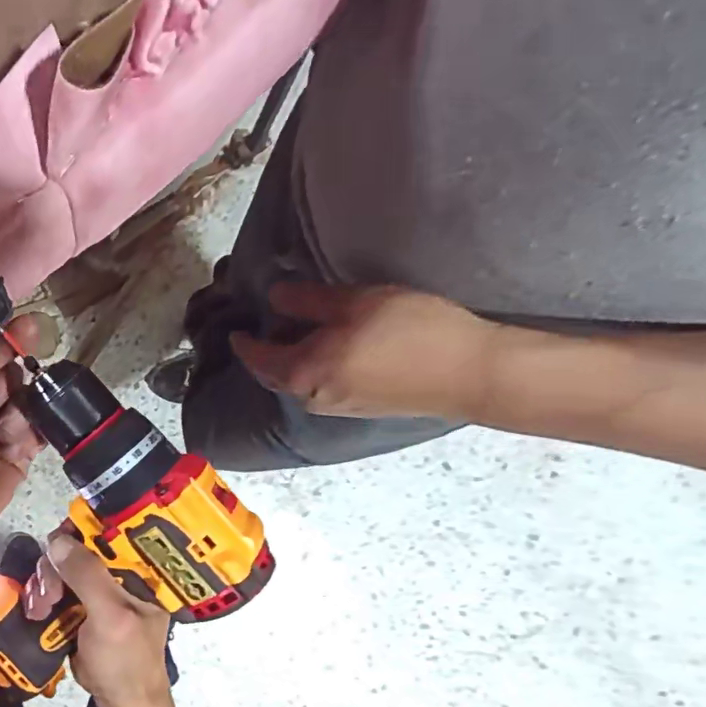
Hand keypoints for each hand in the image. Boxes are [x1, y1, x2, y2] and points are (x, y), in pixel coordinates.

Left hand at [0, 321, 43, 549]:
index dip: (0, 344)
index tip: (24, 328)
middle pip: (6, 378)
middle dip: (7, 379)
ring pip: (23, 403)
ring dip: (17, 409)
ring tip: (0, 429)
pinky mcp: (17, 458)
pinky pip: (35, 434)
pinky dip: (31, 432)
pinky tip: (15, 438)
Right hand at [43, 534, 173, 706]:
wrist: (121, 705)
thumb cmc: (126, 661)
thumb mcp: (110, 616)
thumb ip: (87, 576)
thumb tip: (57, 541)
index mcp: (143, 570)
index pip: (113, 530)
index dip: (83, 529)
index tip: (56, 541)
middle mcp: (123, 572)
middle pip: (81, 547)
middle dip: (57, 566)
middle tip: (47, 593)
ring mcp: (102, 589)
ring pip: (64, 566)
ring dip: (46, 583)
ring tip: (39, 608)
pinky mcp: (84, 604)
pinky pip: (58, 585)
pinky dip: (44, 594)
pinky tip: (37, 610)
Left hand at [230, 283, 499, 419]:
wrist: (470, 374)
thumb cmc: (410, 331)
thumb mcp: (355, 303)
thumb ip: (308, 300)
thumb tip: (273, 296)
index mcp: (300, 373)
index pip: (257, 359)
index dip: (244, 344)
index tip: (235, 331)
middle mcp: (310, 398)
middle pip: (274, 375)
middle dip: (262, 356)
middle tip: (260, 332)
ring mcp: (336, 408)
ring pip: (297, 383)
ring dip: (287, 363)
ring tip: (291, 336)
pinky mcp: (360, 409)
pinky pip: (319, 388)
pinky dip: (309, 370)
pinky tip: (325, 352)